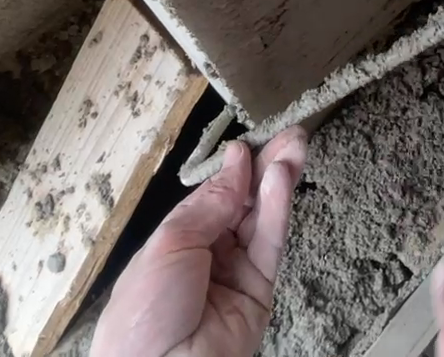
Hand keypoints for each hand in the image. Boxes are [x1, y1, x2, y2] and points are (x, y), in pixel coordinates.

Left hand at [91, 129, 308, 356]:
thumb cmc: (147, 309)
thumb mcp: (169, 244)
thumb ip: (211, 203)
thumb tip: (238, 160)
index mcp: (178, 243)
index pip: (213, 196)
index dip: (233, 170)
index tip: (250, 142)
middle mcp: (209, 254)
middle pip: (244, 203)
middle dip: (265, 167)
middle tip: (290, 134)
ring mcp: (237, 274)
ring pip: (262, 218)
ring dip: (279, 179)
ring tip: (297, 144)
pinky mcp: (261, 292)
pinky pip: (270, 244)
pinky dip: (279, 208)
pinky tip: (284, 177)